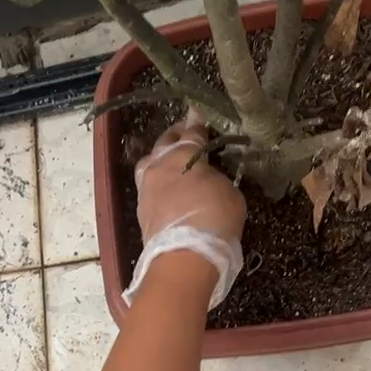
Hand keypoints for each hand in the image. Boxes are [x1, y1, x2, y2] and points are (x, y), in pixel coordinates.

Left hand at [126, 110, 245, 308]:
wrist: (183, 260)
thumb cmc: (213, 220)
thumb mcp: (230, 194)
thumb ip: (218, 179)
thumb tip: (209, 179)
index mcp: (182, 154)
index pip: (192, 130)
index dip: (198, 120)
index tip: (199, 110)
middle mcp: (158, 166)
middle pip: (164, 143)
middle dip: (174, 136)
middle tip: (184, 133)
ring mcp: (145, 191)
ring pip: (150, 166)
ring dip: (160, 161)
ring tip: (171, 164)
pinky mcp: (141, 215)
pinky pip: (149, 190)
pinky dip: (159, 186)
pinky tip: (168, 191)